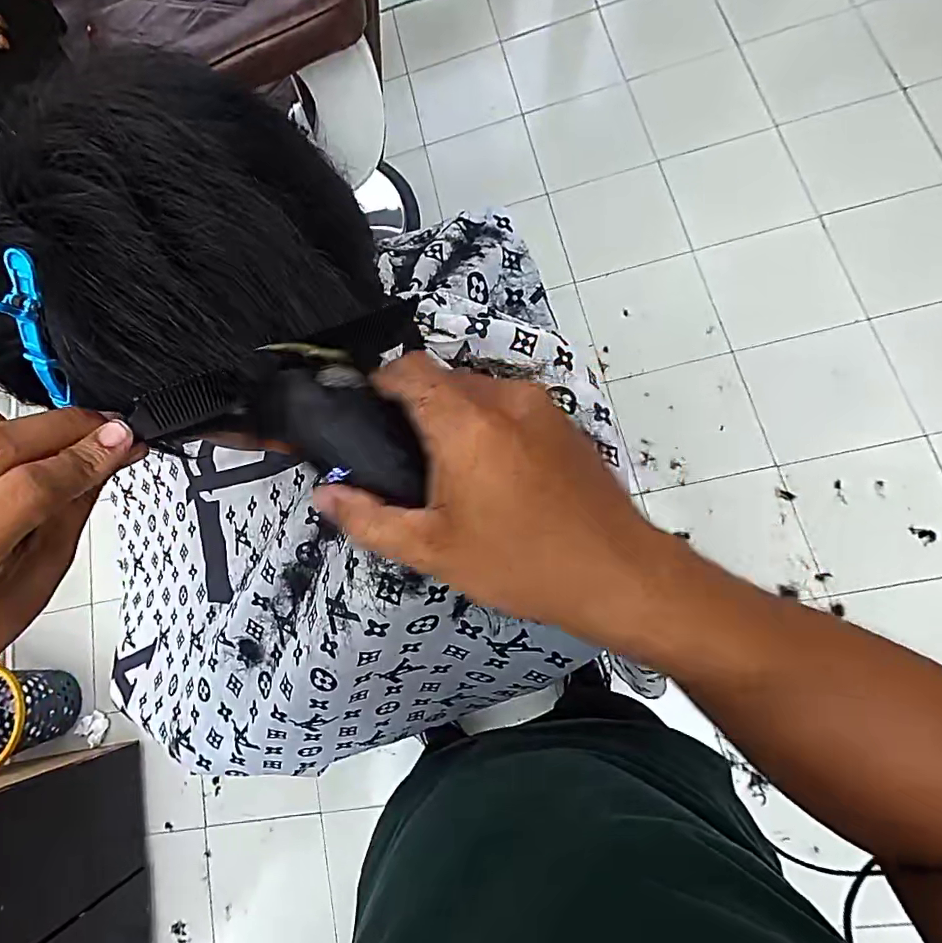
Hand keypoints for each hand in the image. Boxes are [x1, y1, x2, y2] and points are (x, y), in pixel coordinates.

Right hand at [313, 352, 677, 636]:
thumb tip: (326, 495)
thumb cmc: (523, 564)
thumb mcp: (434, 550)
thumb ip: (370, 518)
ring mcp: (544, 407)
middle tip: (410, 463)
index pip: (407, 369)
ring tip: (455, 477)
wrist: (615, 573)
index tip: (368, 419)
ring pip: (481, 394)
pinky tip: (498, 478)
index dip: (379, 385)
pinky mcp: (567, 424)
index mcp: (468, 422)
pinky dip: (493, 428)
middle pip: (444, 380)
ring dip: (458, 420)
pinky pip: (514, 409)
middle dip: (418, 410)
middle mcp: (507, 399)